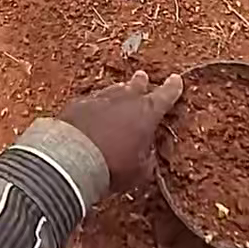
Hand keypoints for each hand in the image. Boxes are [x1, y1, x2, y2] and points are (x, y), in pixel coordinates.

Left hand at [58, 70, 183, 191]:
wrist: (72, 158)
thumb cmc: (113, 166)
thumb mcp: (140, 170)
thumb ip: (147, 158)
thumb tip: (147, 154)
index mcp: (146, 113)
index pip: (165, 96)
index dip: (172, 88)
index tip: (176, 79)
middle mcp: (125, 99)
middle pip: (136, 86)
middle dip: (141, 82)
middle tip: (143, 77)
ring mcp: (100, 98)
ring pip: (113, 90)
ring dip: (119, 91)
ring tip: (121, 90)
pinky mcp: (79, 103)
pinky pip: (93, 100)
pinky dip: (97, 104)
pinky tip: (94, 109)